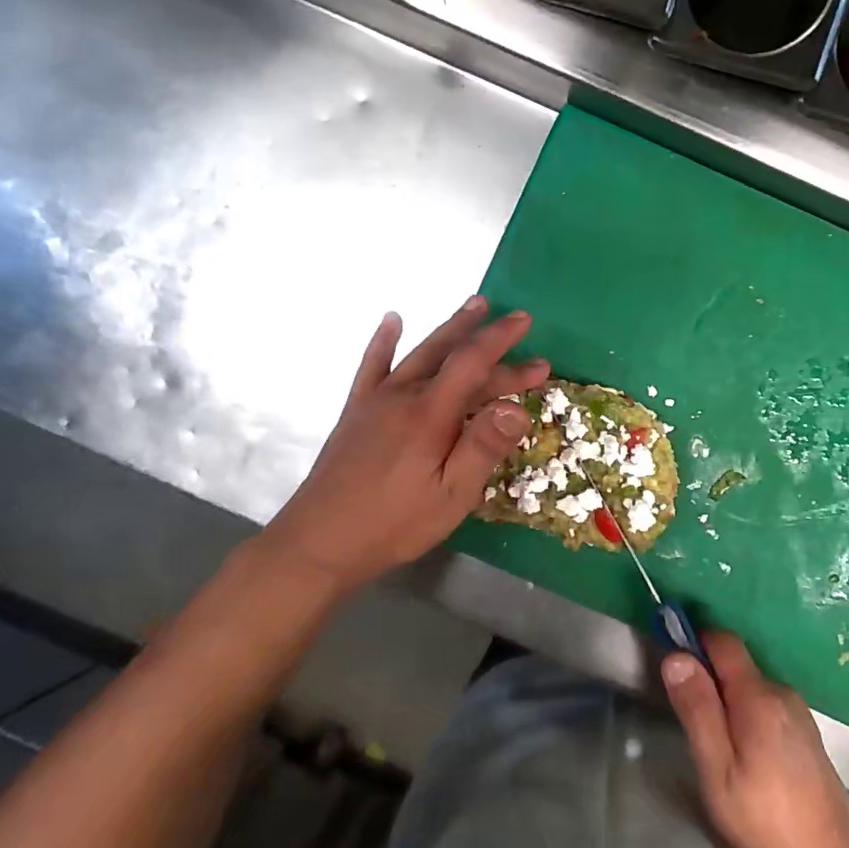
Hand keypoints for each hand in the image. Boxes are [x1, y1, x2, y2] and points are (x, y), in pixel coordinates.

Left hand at [255, 297, 548, 593]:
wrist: (318, 542)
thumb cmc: (394, 524)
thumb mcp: (451, 496)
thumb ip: (483, 447)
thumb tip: (517, 408)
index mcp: (430, 415)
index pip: (473, 363)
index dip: (503, 343)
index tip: (530, 330)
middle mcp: (403, 396)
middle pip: (452, 355)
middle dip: (489, 337)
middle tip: (519, 323)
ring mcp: (376, 401)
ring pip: (420, 353)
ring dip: (449, 327)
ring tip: (473, 305)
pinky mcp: (357, 412)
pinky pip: (371, 366)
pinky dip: (384, 341)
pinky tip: (392, 320)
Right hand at [662, 632, 848, 847]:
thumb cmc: (762, 825)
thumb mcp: (717, 772)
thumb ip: (697, 710)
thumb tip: (675, 654)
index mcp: (759, 697)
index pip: (723, 641)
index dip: (693, 637)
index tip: (666, 650)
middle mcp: (783, 693)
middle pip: (736, 663)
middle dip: (705, 672)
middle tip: (679, 710)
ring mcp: (798, 713)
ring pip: (750, 686)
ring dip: (724, 695)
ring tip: (705, 737)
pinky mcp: (805, 734)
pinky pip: (765, 705)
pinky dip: (744, 712)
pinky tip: (737, 750)